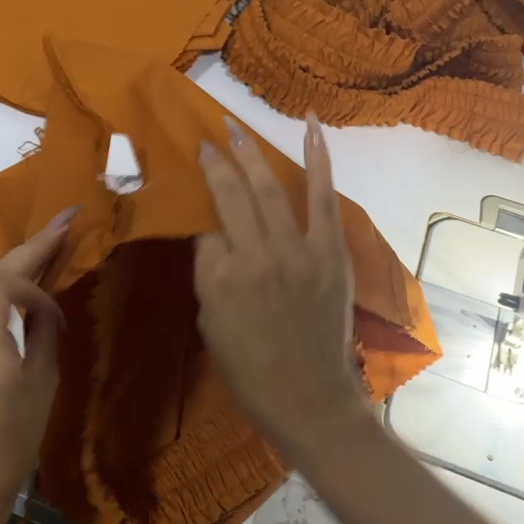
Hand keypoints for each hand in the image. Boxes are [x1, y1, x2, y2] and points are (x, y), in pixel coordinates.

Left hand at [0, 207, 74, 523]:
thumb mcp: (41, 390)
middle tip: (61, 223)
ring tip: (44, 264)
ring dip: (9, 281)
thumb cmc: (12, 448)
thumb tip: (41, 303)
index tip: (58, 297)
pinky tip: (14, 309)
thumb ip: (41, 336)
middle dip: (26, 252)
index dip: (32, 274)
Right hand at [194, 115, 368, 454]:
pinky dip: (318, 160)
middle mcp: (254, 258)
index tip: (193, 182)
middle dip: (218, 161)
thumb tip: (214, 234)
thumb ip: (211, 273)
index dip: (197, 205)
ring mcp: (297, 253)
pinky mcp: (331, 253)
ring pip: (270, 189)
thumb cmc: (249, 370)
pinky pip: (322, 198)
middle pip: (231, 196)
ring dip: (251, 153)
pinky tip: (310, 128)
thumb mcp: (210, 322)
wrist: (308, 397)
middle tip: (209, 135)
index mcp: (217, 280)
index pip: (203, 226)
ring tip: (236, 126)